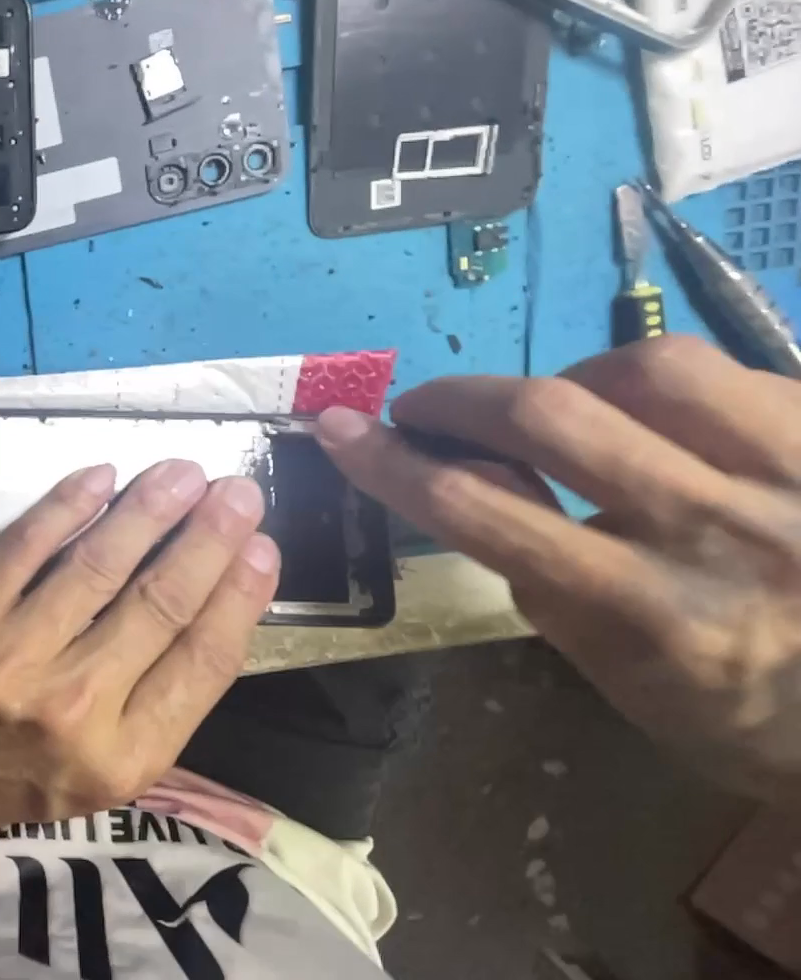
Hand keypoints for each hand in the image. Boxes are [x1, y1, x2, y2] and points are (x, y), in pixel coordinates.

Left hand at [0, 460, 280, 891]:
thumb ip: (150, 712)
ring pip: (97, 566)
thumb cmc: (1, 781)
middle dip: (206, 540)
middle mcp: (73, 708)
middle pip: (158, 603)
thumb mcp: (93, 780)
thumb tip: (208, 616)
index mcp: (121, 759)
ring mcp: (13, 656)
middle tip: (238, 492)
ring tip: (181, 473)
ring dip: (146, 511)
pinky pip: (26, 548)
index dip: (239, 598)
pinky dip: (65, 506)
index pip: (202, 664)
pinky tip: (99, 478)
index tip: (263, 549)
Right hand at [315, 336, 800, 802]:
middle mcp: (722, 534)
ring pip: (651, 366)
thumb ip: (535, 573)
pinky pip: (741, 371)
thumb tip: (468, 478)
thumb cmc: (742, 712)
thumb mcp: (614, 669)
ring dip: (568, 379)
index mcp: (647, 612)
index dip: (387, 459)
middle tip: (427, 409)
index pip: (475, 508)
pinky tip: (656, 417)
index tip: (337, 428)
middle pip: (549, 416)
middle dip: (457, 398)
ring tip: (560, 408)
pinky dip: (665, 384)